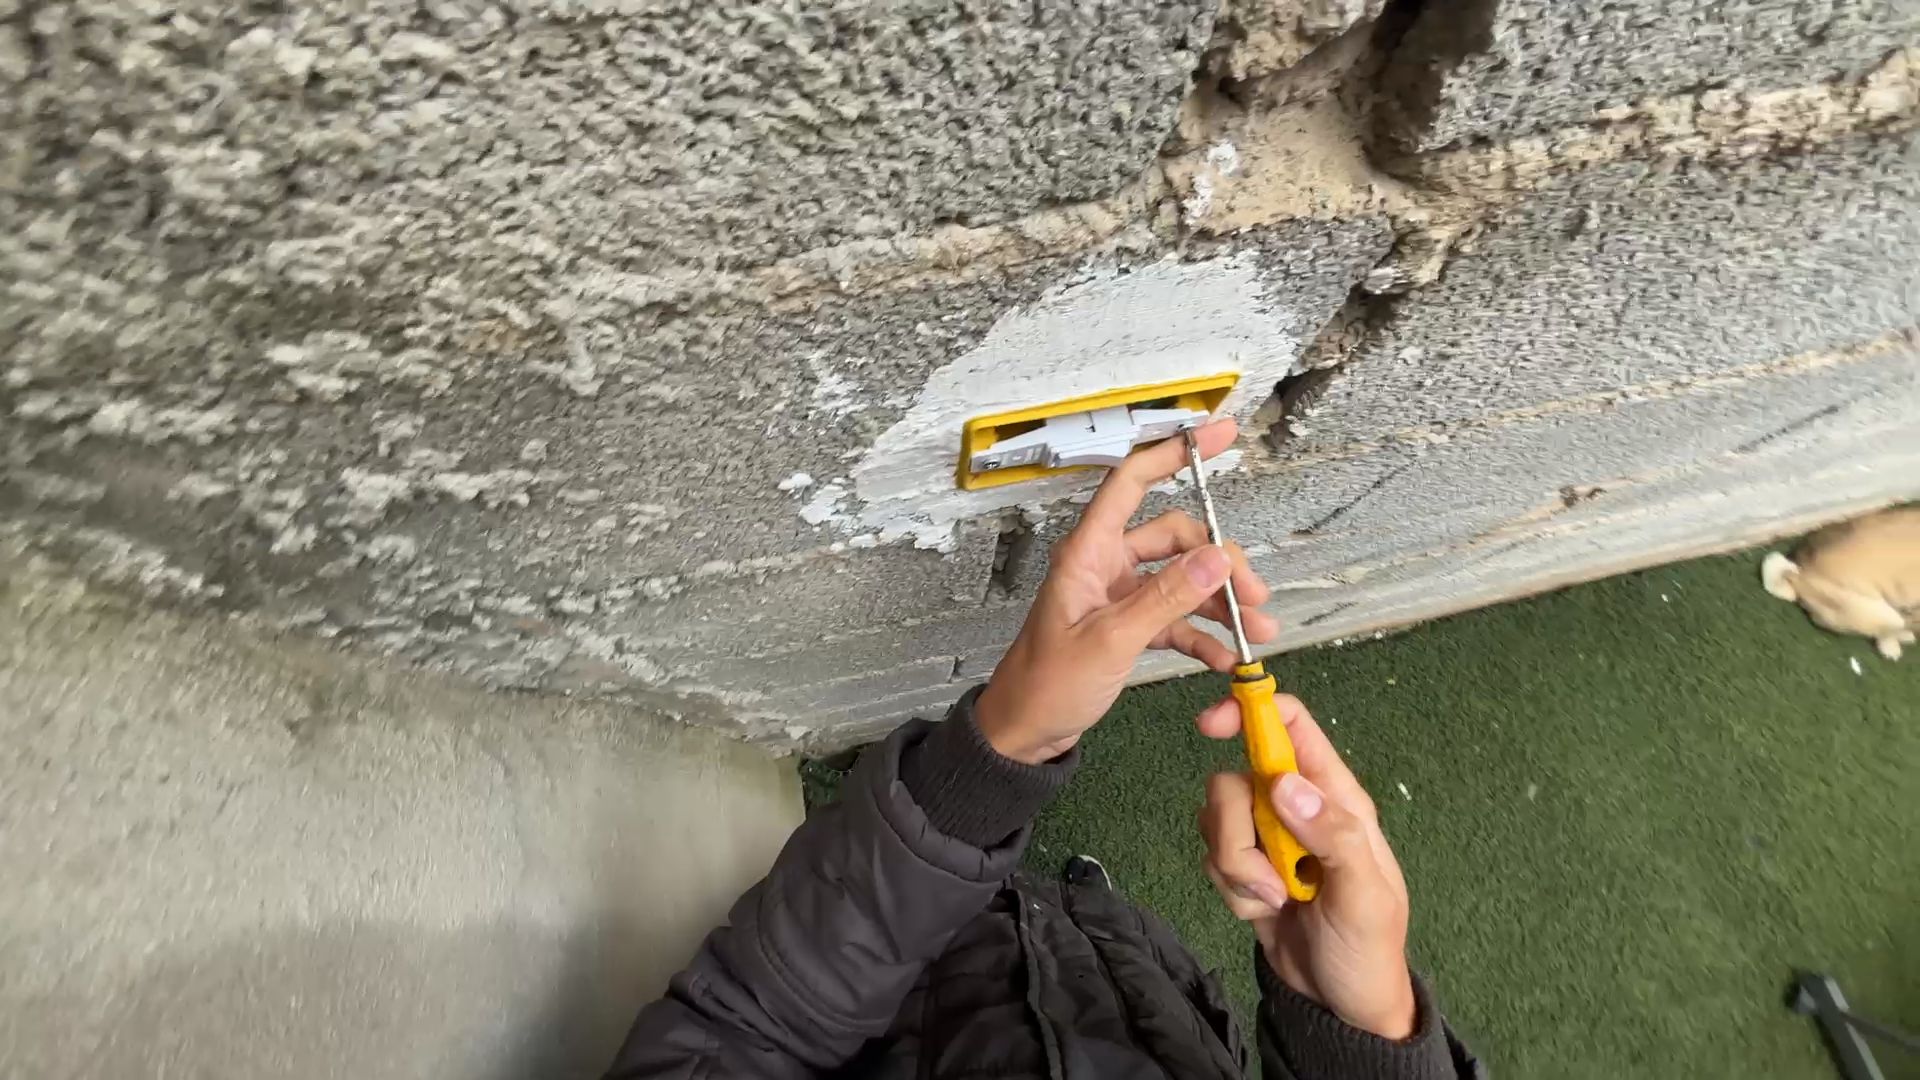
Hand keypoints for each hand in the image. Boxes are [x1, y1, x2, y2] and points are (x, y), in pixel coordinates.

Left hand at [973, 419, 1276, 763]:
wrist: (1026, 730)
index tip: (1220, 433)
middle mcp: (1106, 564)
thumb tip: (1219, 557)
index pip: (1131, 482)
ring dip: (1220, 601)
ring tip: (1257, 629)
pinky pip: (1175, 617)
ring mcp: (1119, 594)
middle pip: (1174, 538)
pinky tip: (1226, 658)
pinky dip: (1202, 634)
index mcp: (1089, 551)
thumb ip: (1167, 597)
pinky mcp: (1128, 624)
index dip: (1173, 452)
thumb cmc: (1048, 682)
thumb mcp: (1111, 639)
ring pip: (1182, 579)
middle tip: (1254, 596)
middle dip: (1219, 562)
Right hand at [1198, 694, 1416, 1038]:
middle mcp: (1291, 803)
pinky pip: (1209, 851)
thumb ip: (1333, 834)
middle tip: (1272, 876)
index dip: (1249, 710)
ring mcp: (1262, 831)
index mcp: (1332, 794)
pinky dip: (1231, 886)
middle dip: (1237, 830)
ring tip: (1275, 899)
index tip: (1211, 725)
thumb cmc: (1368, 947)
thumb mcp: (1366, 896)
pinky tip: (1263, 909)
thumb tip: (1283, 782)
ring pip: (1215, 816)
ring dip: (1236, 867)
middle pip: (1232, 777)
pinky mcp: (1240, 861)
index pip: (1288, 723)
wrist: (1337, 1003)